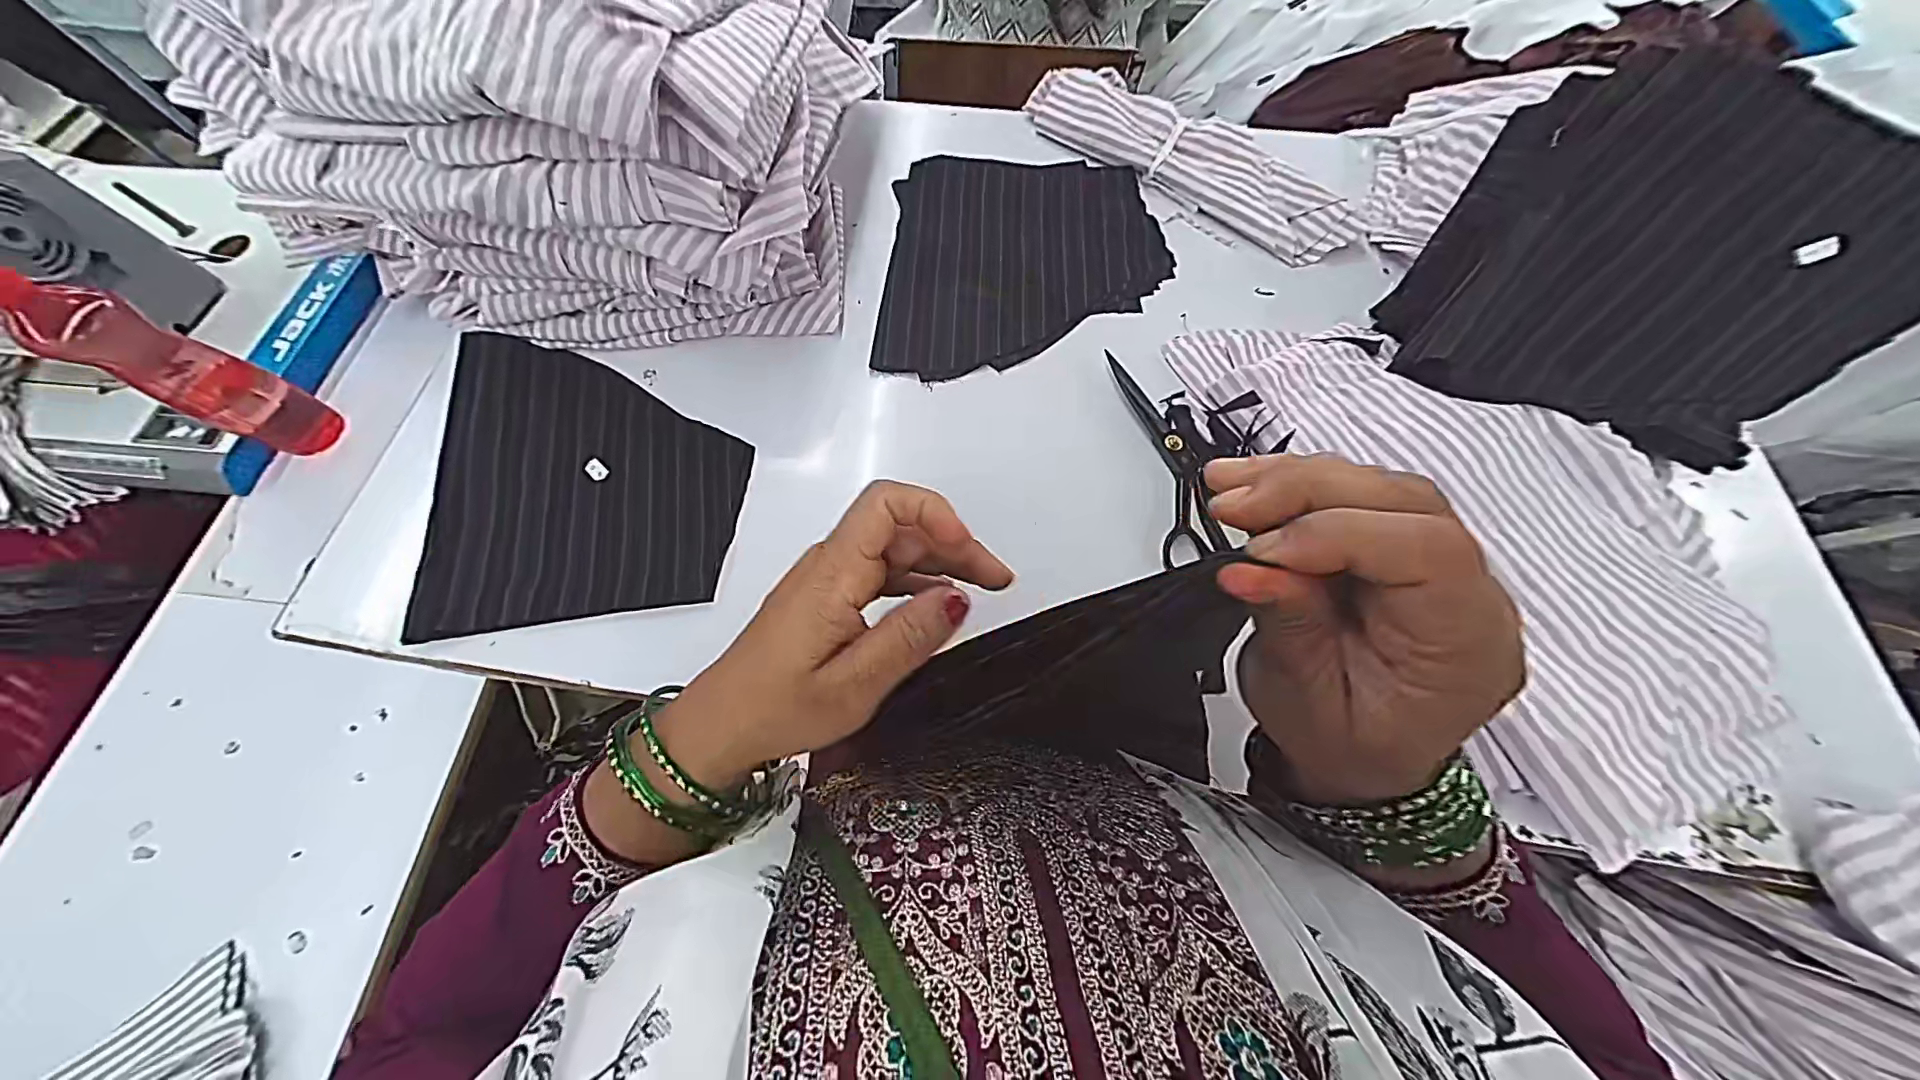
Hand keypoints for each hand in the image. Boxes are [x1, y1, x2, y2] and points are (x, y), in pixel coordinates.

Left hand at [660, 480, 1014, 784]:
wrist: (724, 724)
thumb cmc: (772, 708)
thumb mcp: (854, 685)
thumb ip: (909, 637)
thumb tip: (955, 598)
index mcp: (832, 575)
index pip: (885, 504)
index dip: (935, 512)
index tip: (968, 547)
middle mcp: (829, 565)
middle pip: (901, 524)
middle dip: (954, 541)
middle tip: (993, 576)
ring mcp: (829, 577)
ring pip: (896, 546)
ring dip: (942, 560)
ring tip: (980, 587)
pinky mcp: (830, 593)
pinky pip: (884, 569)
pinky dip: (920, 579)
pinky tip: (939, 601)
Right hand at [1204, 454, 1524, 805]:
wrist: (1359, 754)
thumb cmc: (1349, 743)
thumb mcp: (1305, 700)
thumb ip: (1287, 626)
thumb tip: (1249, 570)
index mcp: (1465, 644)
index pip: (1427, 552)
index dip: (1338, 535)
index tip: (1261, 551)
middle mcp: (1466, 592)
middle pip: (1404, 502)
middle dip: (1306, 491)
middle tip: (1233, 505)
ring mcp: (1435, 564)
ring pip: (1378, 486)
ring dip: (1296, 479)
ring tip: (1232, 490)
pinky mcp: (1395, 546)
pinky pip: (1355, 494)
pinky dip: (1298, 484)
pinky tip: (1255, 485)